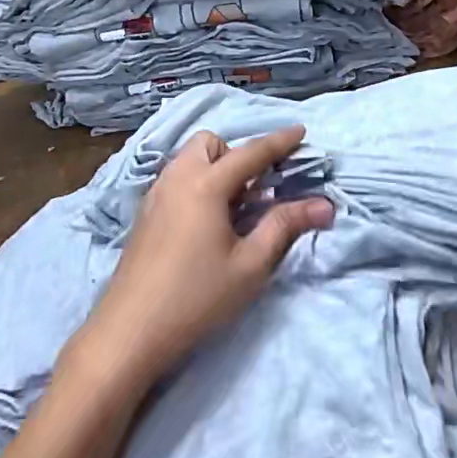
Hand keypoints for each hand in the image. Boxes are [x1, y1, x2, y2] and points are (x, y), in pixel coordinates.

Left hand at [66, 125, 334, 394]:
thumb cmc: (198, 296)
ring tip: (235, 208)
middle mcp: (176, 178)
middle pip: (209, 144)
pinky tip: (207, 222)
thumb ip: (285, 226)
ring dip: (215, 169)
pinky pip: (175, 179)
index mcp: (205, 184)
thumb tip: (324, 205)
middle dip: (236, 154)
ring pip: (188, 161)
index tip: (300, 131)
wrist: (132, 327)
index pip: (250, 152)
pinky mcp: (144, 213)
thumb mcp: (250, 264)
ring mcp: (155, 194)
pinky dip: (197, 183)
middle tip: (257, 190)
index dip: (278, 142)